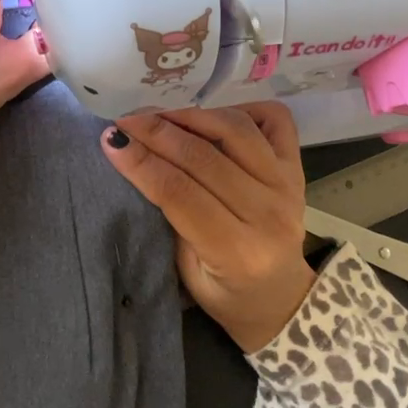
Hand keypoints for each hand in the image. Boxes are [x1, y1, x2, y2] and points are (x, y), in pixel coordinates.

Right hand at [102, 104, 316, 352]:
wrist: (282, 301)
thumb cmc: (226, 293)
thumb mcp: (188, 274)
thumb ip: (170, 221)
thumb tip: (136, 161)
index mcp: (238, 252)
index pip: (180, 194)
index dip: (142, 162)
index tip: (111, 138)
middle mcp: (268, 214)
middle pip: (204, 157)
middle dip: (157, 132)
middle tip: (124, 117)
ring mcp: (287, 186)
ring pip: (235, 131)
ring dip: (192, 114)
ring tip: (159, 111)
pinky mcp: (296, 168)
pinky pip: (274, 120)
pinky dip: (243, 107)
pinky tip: (213, 111)